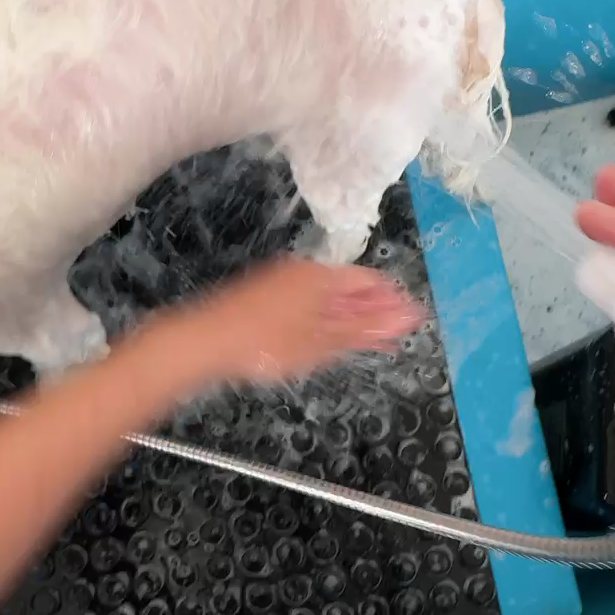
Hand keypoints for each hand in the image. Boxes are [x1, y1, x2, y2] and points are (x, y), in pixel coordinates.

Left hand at [152, 257, 422, 382]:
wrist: (205, 342)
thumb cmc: (261, 341)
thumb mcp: (321, 342)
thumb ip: (364, 330)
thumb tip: (403, 320)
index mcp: (320, 277)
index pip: (370, 281)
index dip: (393, 300)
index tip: (410, 318)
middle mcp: (301, 273)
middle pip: (348, 288)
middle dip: (374, 309)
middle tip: (394, 331)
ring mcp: (280, 284)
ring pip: (326, 297)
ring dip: (349, 316)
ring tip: (366, 339)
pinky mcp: (263, 299)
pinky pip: (304, 305)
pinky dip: (323, 320)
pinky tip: (326, 338)